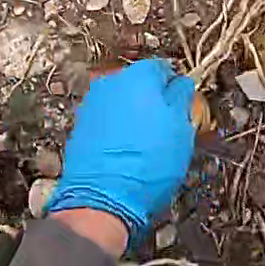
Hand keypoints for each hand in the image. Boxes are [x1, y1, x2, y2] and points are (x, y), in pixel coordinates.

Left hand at [45, 58, 196, 242]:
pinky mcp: (81, 126)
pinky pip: (107, 121)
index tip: (183, 105)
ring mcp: (93, 103)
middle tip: (168, 129)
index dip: (176, 88)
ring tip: (147, 146)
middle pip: (141, 84)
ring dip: (135, 116)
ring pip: (123, 102)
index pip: (164, 68)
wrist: (103, 198)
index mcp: (139, 76)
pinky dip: (117, 131)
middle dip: (154, 102)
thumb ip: (182, 98)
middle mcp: (112, 83)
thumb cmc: (147, 163)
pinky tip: (127, 153)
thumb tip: (182, 85)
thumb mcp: (182, 129)